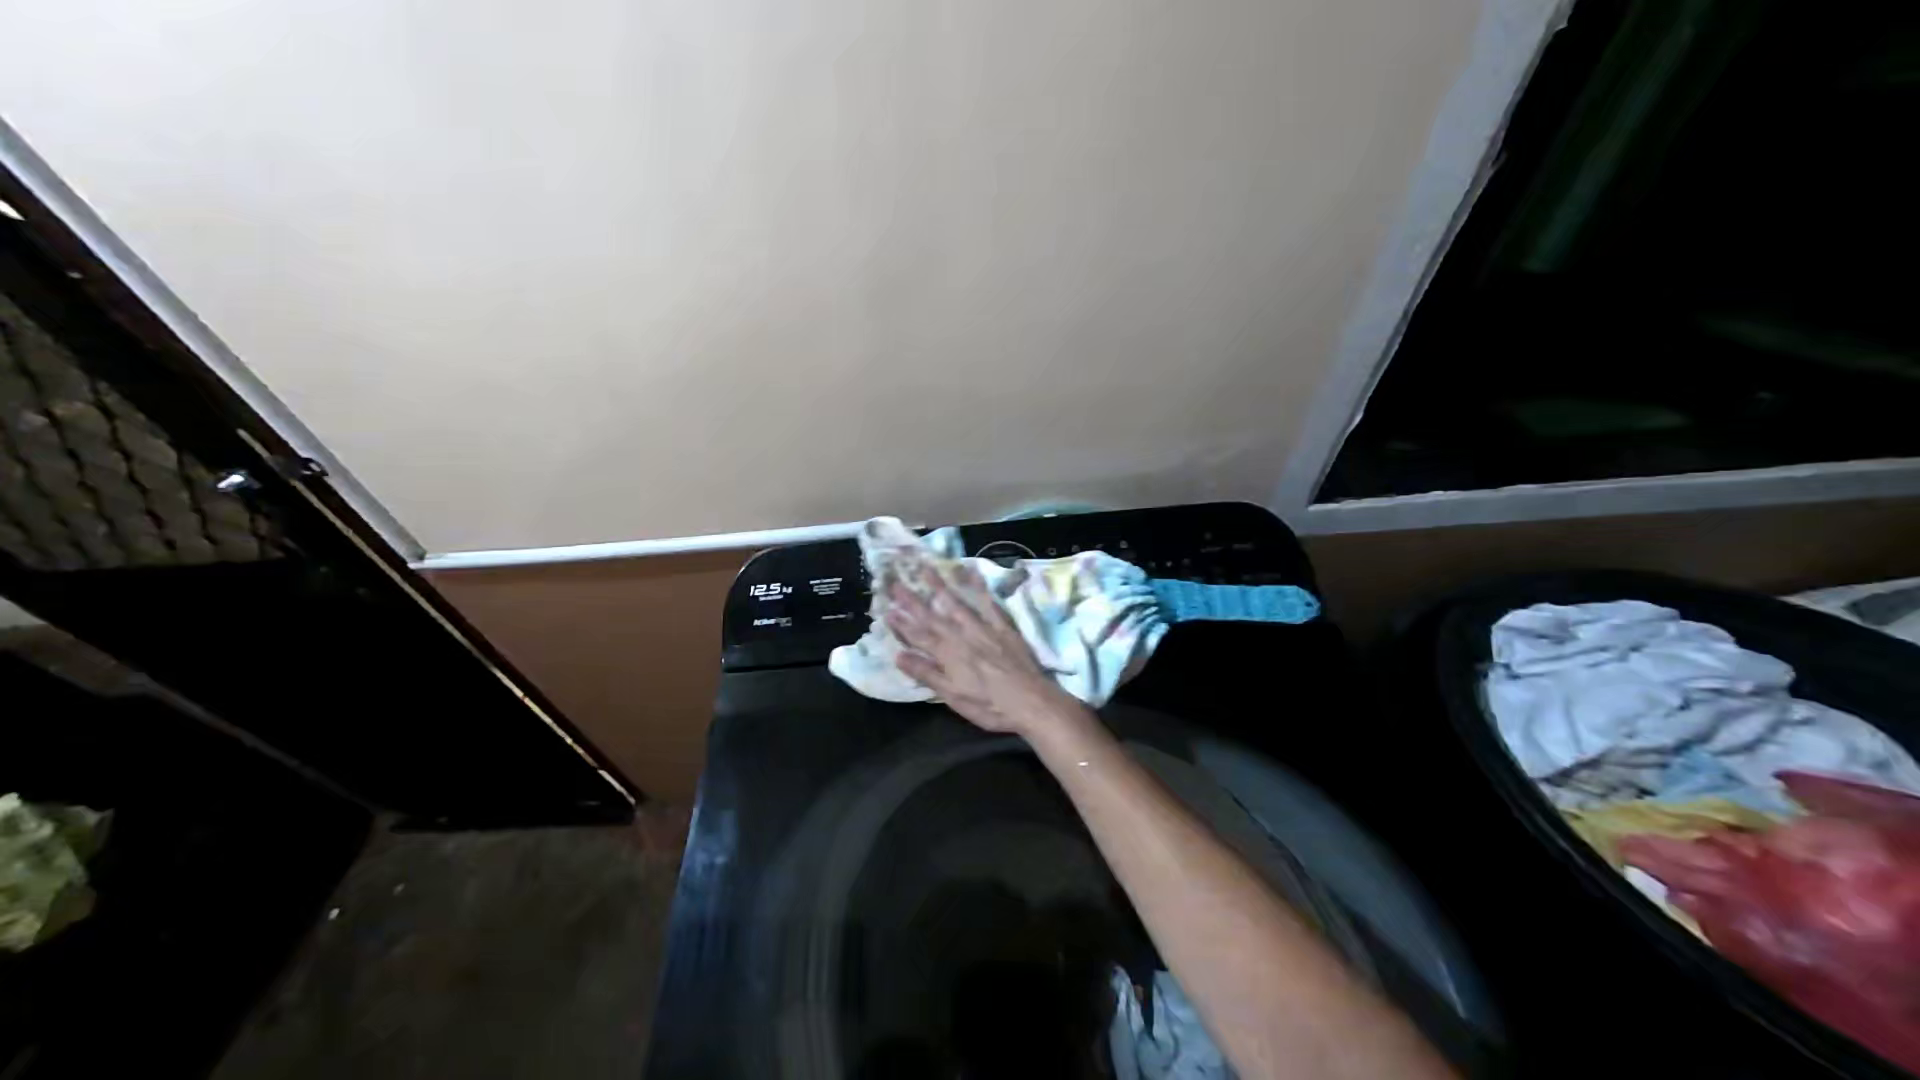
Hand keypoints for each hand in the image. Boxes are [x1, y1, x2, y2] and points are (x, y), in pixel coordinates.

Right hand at [885, 562, 1083, 736]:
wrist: (1031, 701)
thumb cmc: (989, 706)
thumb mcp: (952, 696)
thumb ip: (926, 673)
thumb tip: (898, 655)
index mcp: (947, 654)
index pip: (919, 635)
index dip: (902, 623)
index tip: (887, 609)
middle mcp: (961, 635)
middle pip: (933, 615)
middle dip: (913, 599)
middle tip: (896, 582)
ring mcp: (983, 627)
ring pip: (956, 602)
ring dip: (939, 585)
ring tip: (926, 568)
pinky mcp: (1003, 625)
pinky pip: (988, 601)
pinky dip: (978, 586)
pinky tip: (971, 571)